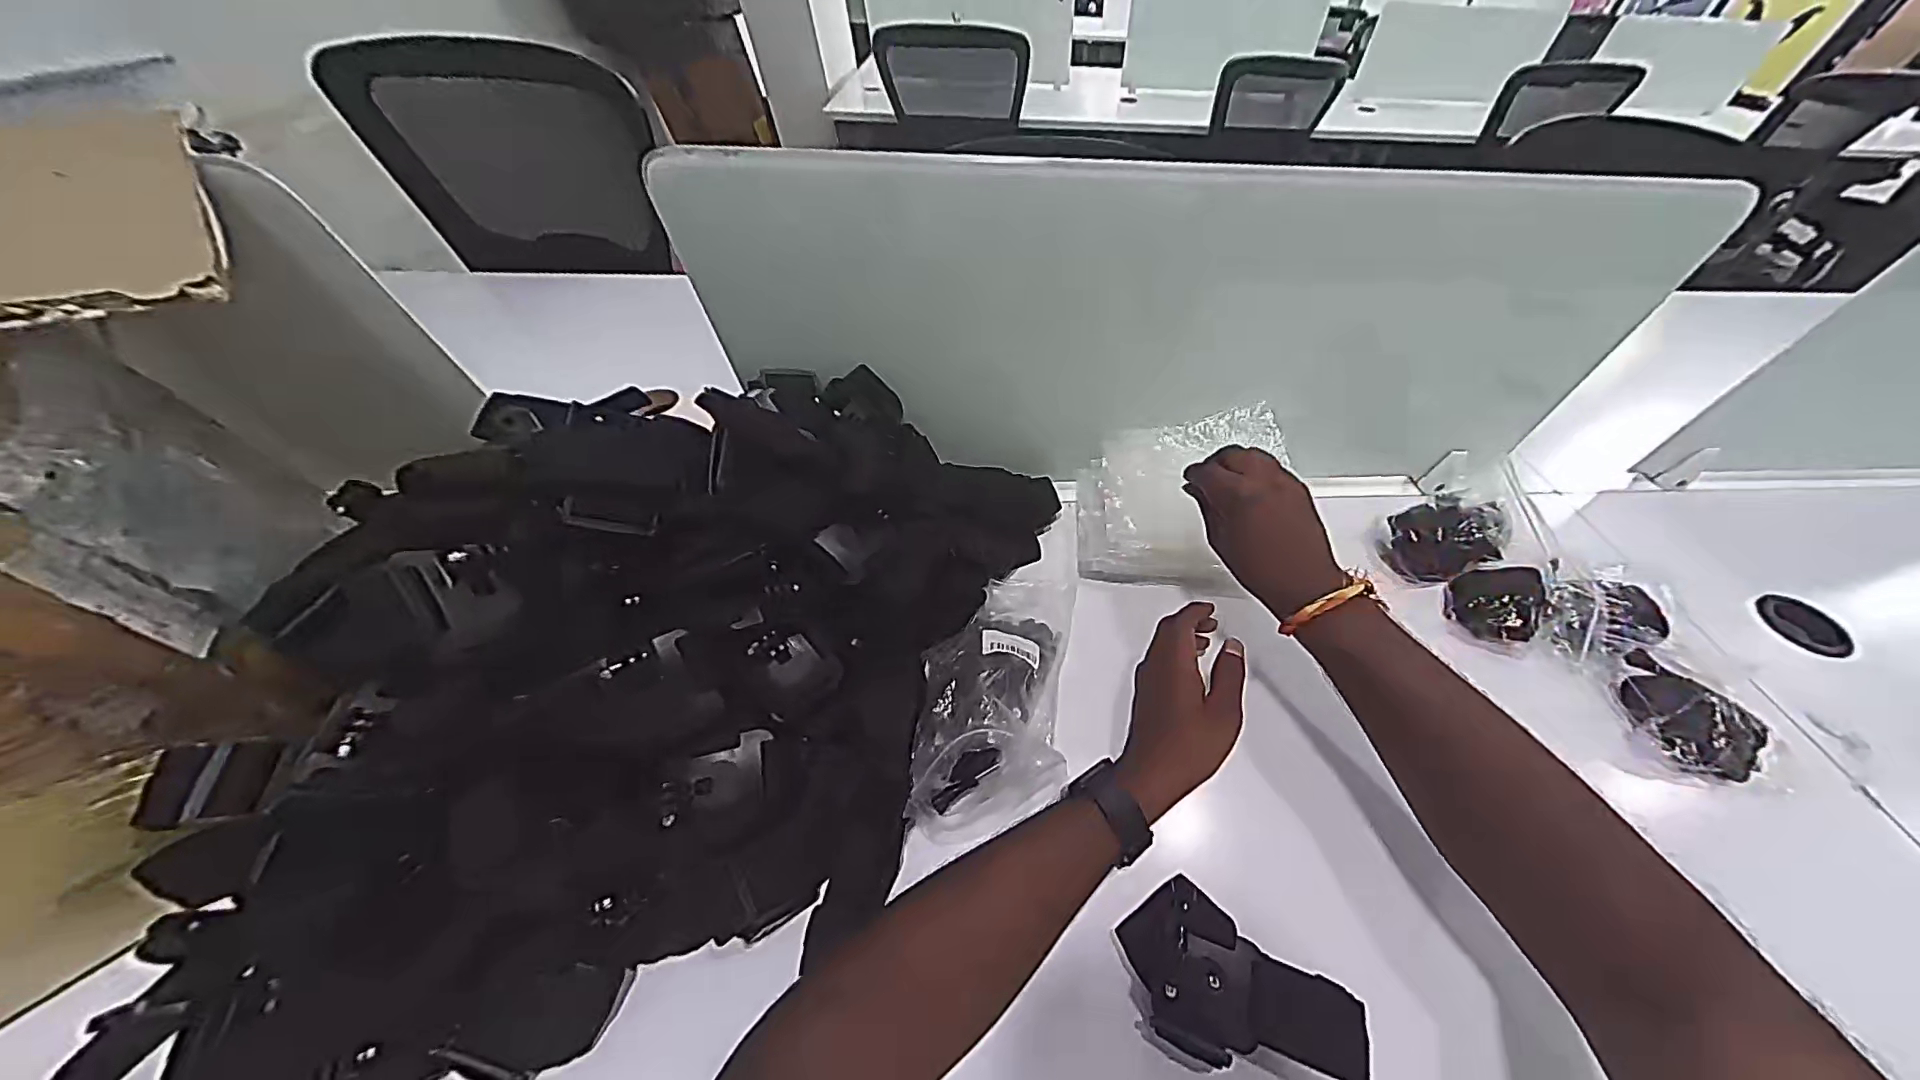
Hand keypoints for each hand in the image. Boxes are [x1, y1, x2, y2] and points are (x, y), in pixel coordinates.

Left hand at [1116, 602, 1246, 822]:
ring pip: (1161, 645)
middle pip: (1167, 630)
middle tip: (1210, 620)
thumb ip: (1230, 674)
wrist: (1150, 775)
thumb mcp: (1224, 711)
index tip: (1209, 608)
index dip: (1196, 610)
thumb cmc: (1185, 749)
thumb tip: (1233, 647)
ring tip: (1205, 642)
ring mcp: (1146, 681)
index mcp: (1172, 664)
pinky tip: (1191, 667)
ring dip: (1182, 637)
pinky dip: (1175, 653)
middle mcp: (1154, 667)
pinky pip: (1158, 660)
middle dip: (1189, 620)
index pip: (1180, 623)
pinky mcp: (1145, 694)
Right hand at [1182, 447, 1346, 616]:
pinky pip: (1272, 467)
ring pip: (1254, 455)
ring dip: (1237, 462)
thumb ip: (1208, 508)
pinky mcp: (1298, 488)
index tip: (1192, 478)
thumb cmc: (1266, 570)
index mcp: (1238, 495)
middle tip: (1206, 475)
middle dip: (1215, 463)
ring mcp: (1284, 483)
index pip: (1207, 470)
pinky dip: (1257, 470)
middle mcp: (1263, 482)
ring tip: (1228, 477)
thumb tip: (1200, 492)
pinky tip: (1250, 485)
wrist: (1303, 582)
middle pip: (1232, 455)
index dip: (1195, 474)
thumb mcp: (1220, 540)